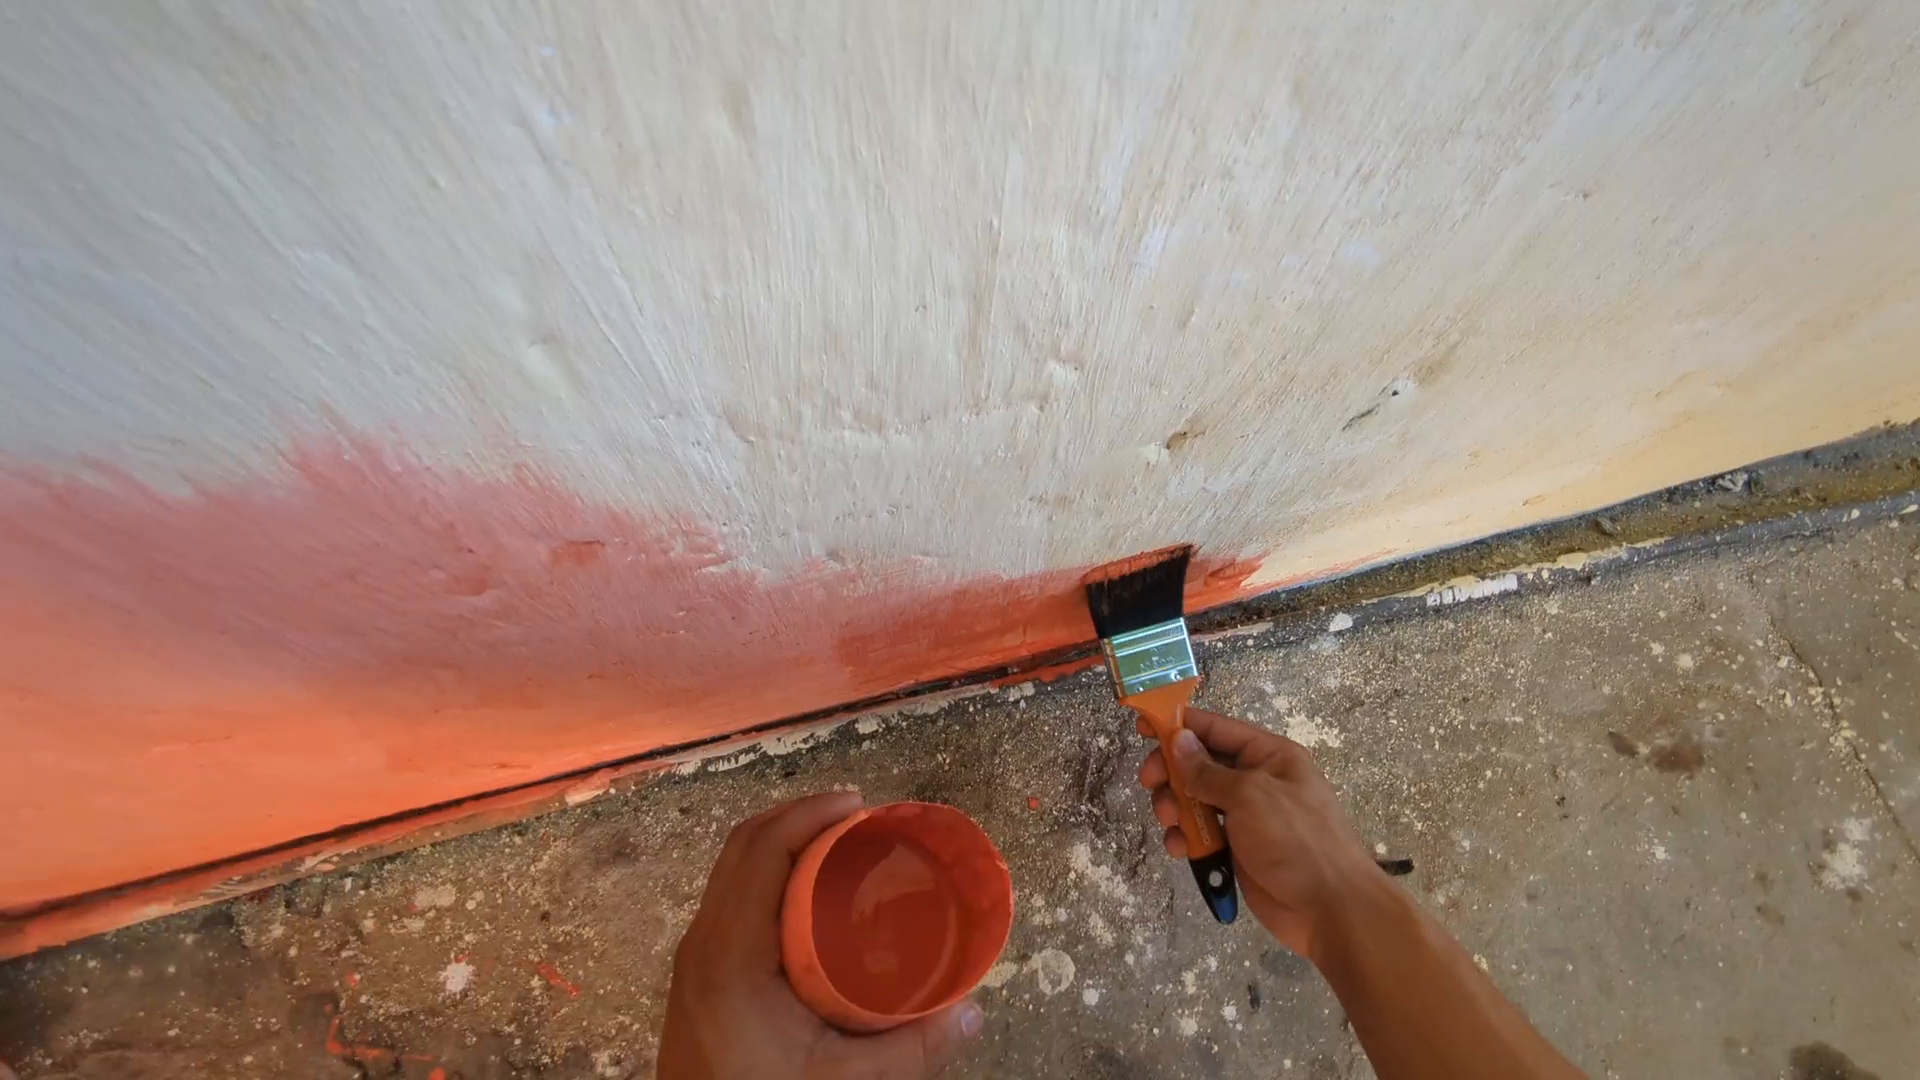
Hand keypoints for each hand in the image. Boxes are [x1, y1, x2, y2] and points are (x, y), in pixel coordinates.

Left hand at [657, 792, 984, 1079]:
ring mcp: (694, 952)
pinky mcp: (697, 966)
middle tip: (855, 816)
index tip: (858, 805)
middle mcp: (703, 939)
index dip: (808, 813)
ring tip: (834, 839)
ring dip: (781, 835)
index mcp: (730, 953)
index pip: (762, 849)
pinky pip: (729, 887)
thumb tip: (973, 1013)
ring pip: (732, 862)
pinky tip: (802, 883)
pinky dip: (765, 863)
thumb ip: (910, 1051)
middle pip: (744, 842)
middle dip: (799, 814)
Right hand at [1137, 709, 1377, 960]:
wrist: (1333, 912)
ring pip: (1194, 799)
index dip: (1179, 724)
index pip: (1216, 728)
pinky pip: (1201, 833)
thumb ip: (1207, 770)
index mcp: (1269, 755)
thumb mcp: (1250, 795)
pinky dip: (1186, 838)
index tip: (1143, 726)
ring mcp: (1246, 816)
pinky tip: (1179, 848)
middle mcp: (1256, 780)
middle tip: (1150, 784)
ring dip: (1175, 807)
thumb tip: (1179, 740)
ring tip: (1170, 822)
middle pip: (1199, 763)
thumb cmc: (1296, 840)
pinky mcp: (1237, 848)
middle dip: (1172, 772)